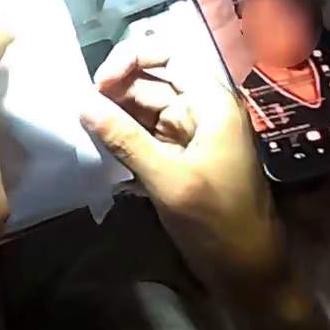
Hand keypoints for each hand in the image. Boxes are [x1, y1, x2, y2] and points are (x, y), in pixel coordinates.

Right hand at [80, 40, 295, 311]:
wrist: (248, 275)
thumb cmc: (217, 223)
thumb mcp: (168, 179)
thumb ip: (124, 138)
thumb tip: (81, 103)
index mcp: (212, 104)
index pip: (171, 55)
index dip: (132, 59)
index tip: (100, 82)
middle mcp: (201, 110)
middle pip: (152, 80)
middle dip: (116, 90)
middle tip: (83, 110)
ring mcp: (188, 133)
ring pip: (143, 108)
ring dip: (114, 115)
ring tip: (85, 129)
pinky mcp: (176, 156)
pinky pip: (142, 133)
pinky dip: (121, 137)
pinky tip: (98, 148)